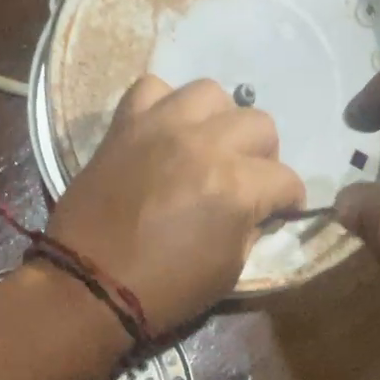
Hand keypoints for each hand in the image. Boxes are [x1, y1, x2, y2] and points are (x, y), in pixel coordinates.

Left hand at [49, 76, 304, 332]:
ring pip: (210, 93)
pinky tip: (164, 132)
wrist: (90, 286)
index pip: (286, 179)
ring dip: (218, 120)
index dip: (289, 200)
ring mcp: (161, 127)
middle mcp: (204, 144)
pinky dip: (163, 106)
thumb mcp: (228, 271)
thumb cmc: (164, 290)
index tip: (282, 211)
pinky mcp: (124, 126)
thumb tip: (256, 210)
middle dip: (263, 156)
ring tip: (207, 147)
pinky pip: (151, 89)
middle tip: (247, 180)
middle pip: (259, 124)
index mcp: (236, 185)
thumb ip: (249, 228)